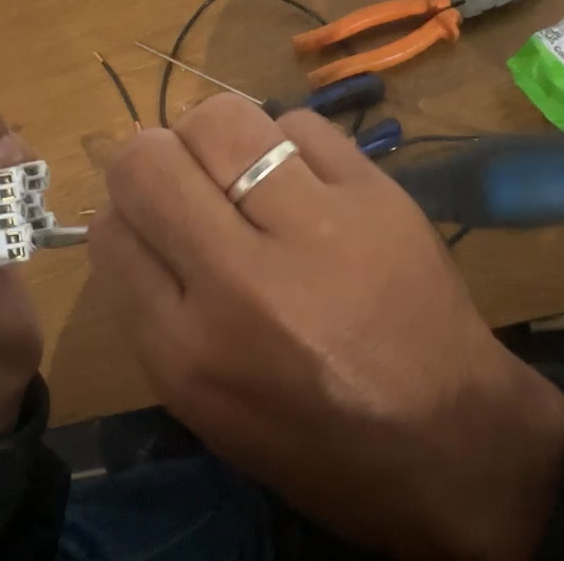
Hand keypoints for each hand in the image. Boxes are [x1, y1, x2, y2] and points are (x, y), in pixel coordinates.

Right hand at [90, 95, 563, 559]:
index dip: (122, 213)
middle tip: (181, 178)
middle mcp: (240, 281)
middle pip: (149, 162)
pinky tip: (300, 175)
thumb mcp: (205, 403)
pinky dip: (285, 140)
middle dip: (150, 159)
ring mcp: (314, 229)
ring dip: (211, 136)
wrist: (450, 441)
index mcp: (187, 350)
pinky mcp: (374, 195)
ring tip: (236, 166)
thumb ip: (153, 306)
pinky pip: (299, 124)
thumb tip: (127, 215)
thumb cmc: (315, 438)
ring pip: (220, 122)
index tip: (144, 216)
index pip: (112, 233)